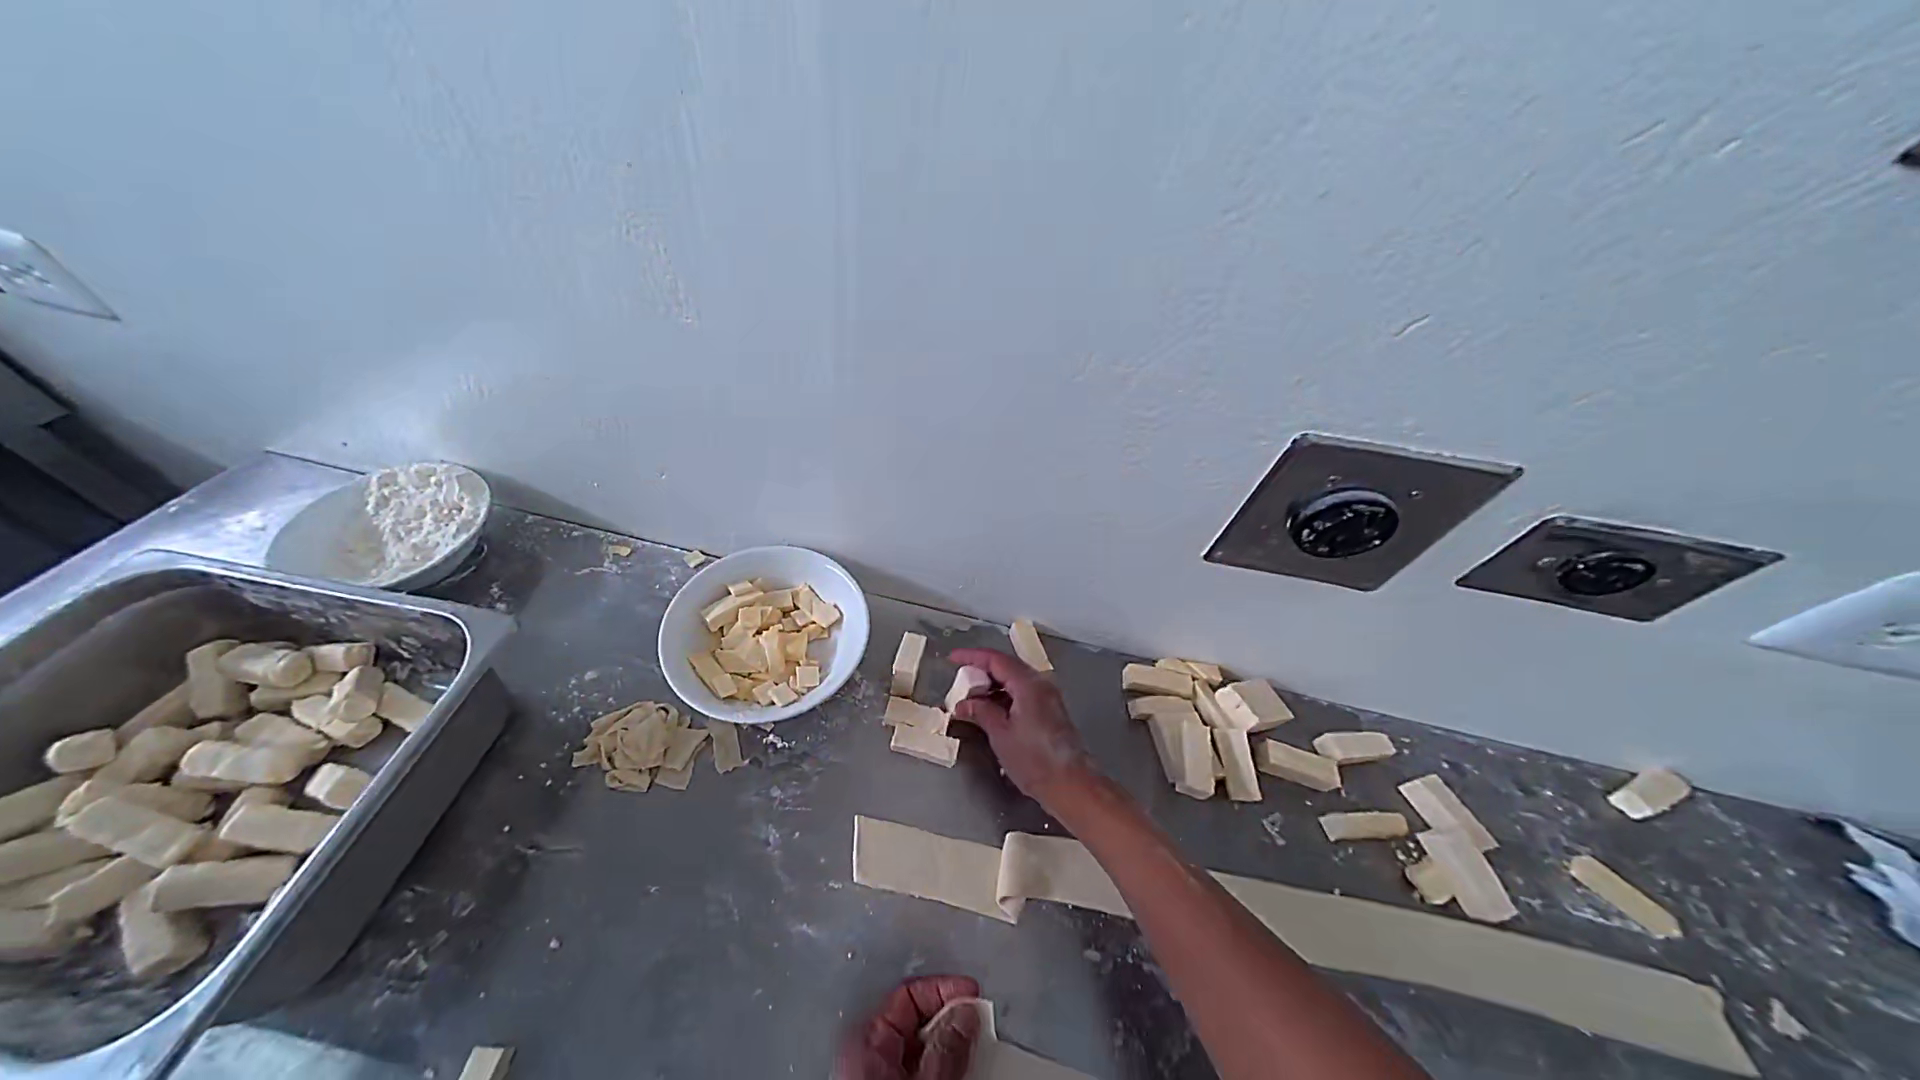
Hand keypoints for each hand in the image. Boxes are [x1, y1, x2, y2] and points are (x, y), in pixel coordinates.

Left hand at [833, 975, 982, 1079]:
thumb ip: (943, 1047)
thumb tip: (966, 1012)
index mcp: (865, 1038)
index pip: (908, 993)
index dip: (942, 988)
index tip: (971, 991)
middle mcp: (866, 1051)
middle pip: (915, 1015)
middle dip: (949, 1013)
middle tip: (978, 1019)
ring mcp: (874, 1070)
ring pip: (918, 1040)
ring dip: (947, 1038)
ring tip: (973, 1043)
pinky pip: (915, 1060)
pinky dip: (939, 1058)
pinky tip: (957, 1063)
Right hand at [948, 648, 1098, 807]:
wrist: (1070, 785)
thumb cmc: (1034, 760)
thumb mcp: (1000, 734)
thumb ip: (981, 712)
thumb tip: (964, 704)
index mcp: (1028, 684)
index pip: (996, 659)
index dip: (972, 657)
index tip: (953, 658)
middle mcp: (1040, 685)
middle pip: (1007, 667)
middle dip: (981, 672)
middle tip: (959, 681)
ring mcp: (1047, 697)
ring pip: (1015, 681)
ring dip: (992, 686)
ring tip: (970, 699)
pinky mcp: (1049, 711)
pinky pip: (1022, 694)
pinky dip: (1004, 697)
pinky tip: (990, 711)